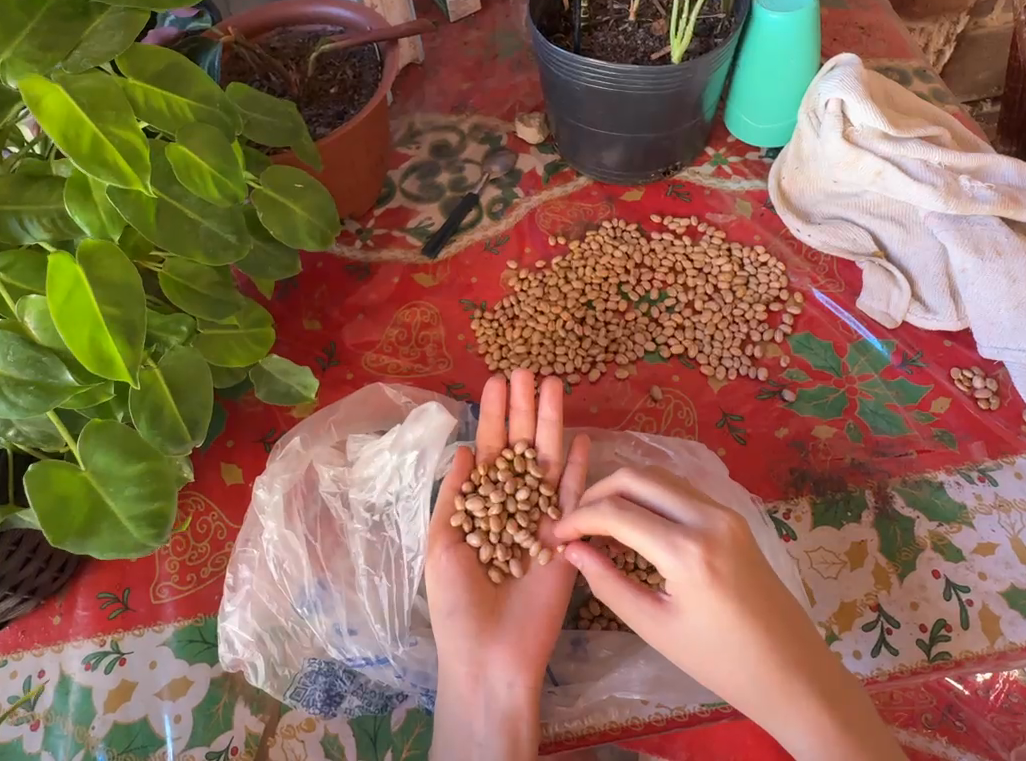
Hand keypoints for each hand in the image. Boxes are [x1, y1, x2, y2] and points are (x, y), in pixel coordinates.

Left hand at [426, 371, 589, 759]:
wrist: (489, 658)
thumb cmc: (457, 604)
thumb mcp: (443, 542)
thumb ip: (457, 494)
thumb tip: (466, 449)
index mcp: (483, 506)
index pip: (492, 450)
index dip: (495, 415)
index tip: (496, 380)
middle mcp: (515, 506)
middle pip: (524, 447)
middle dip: (525, 408)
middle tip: (527, 369)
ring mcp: (544, 521)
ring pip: (550, 462)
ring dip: (552, 424)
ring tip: (554, 385)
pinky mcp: (569, 540)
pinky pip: (577, 499)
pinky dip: (580, 470)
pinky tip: (582, 438)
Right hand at [556, 468, 904, 760]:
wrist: (794, 673)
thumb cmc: (721, 663)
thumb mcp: (656, 628)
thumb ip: (607, 584)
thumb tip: (571, 551)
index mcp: (687, 551)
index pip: (615, 511)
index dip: (578, 517)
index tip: (554, 533)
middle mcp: (706, 517)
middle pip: (635, 477)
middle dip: (596, 492)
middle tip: (573, 520)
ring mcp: (723, 511)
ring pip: (658, 476)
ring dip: (622, 489)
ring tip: (597, 519)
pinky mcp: (731, 515)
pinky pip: (678, 490)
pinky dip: (648, 495)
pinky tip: (632, 520)